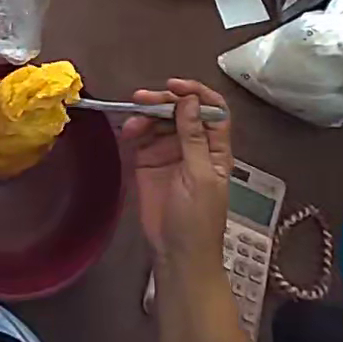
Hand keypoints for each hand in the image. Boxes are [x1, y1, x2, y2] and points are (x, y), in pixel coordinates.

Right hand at [120, 79, 232, 273]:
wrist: (176, 253)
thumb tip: (190, 101)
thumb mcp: (200, 176)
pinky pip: (141, 136)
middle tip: (143, 99)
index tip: (175, 88)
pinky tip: (128, 130)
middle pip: (180, 111)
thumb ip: (194, 137)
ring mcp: (169, 152)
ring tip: (132, 121)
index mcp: (215, 148)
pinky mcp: (147, 161)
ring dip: (145, 115)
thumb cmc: (198, 219)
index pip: (211, 109)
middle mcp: (192, 145)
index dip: (196, 93)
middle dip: (163, 102)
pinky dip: (134, 128)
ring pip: (158, 121)